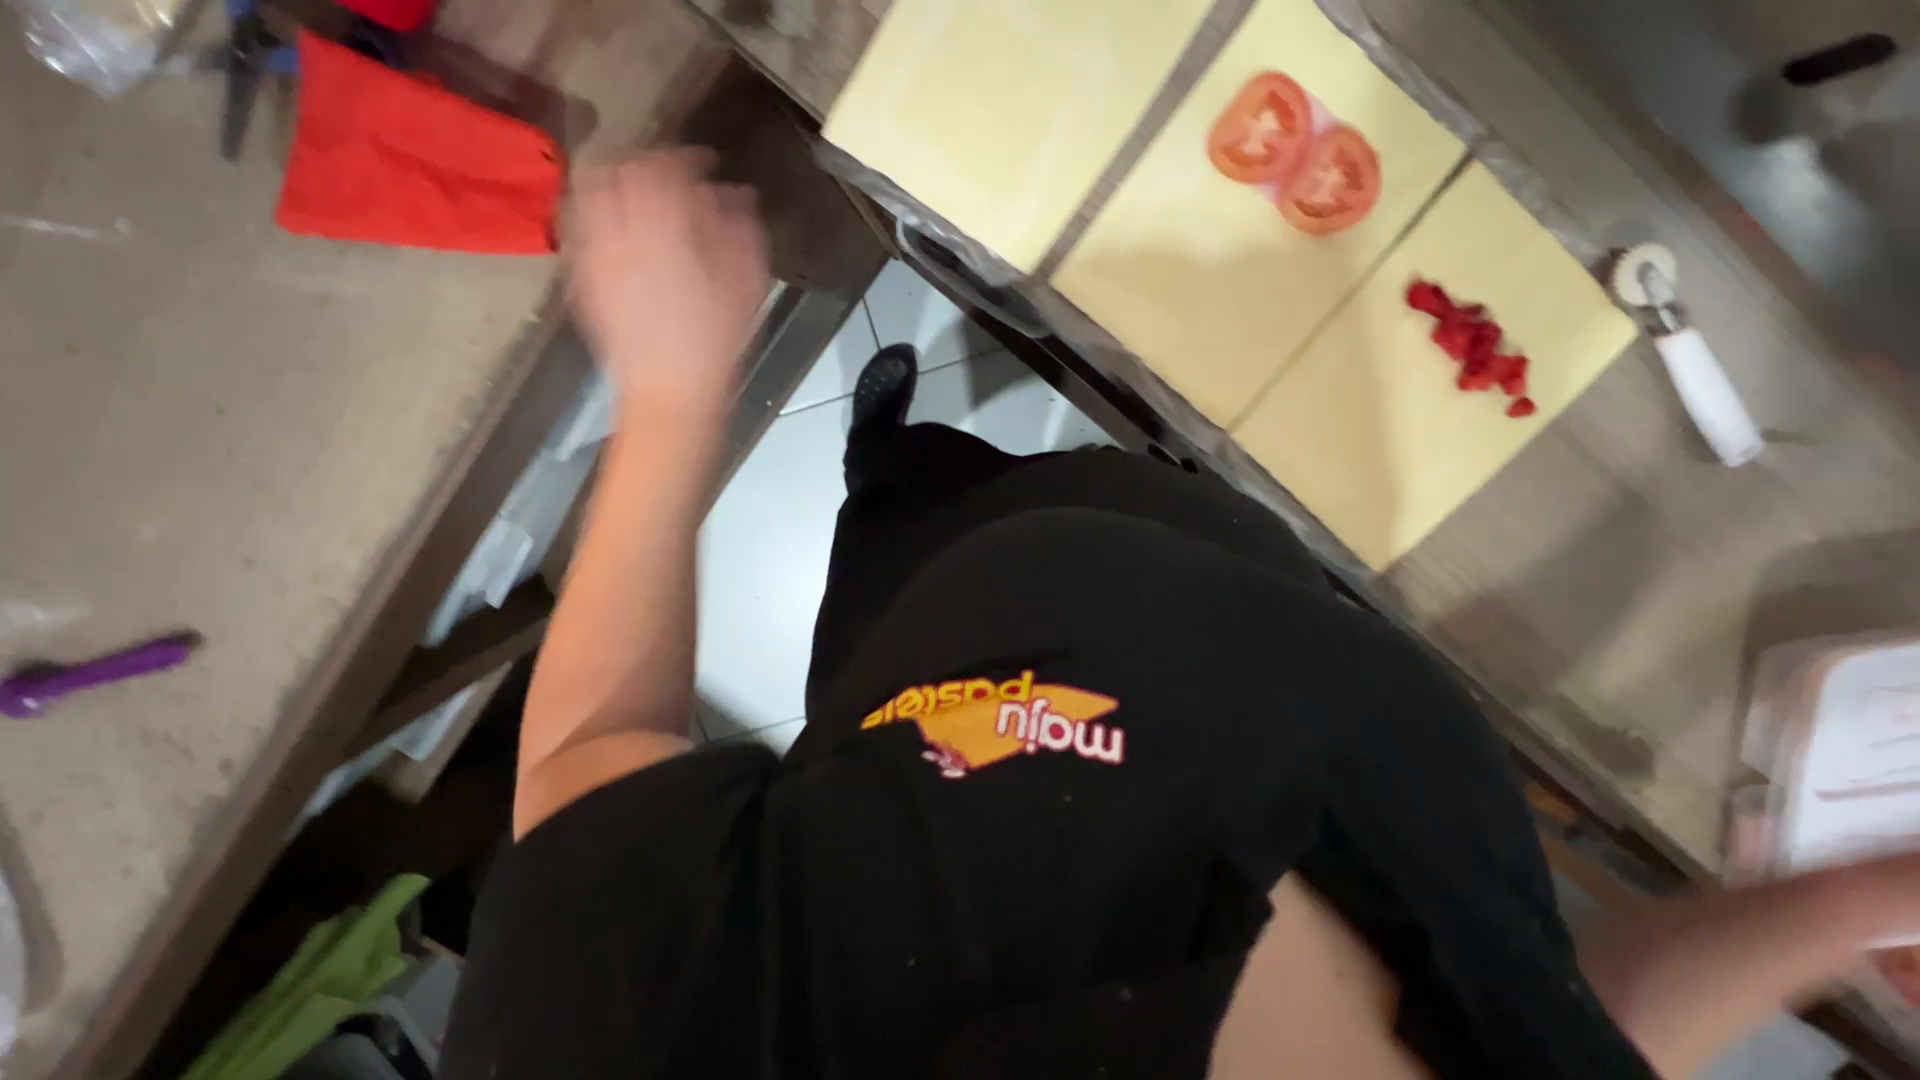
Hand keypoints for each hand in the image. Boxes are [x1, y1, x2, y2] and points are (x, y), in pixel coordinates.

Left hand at [565, 150, 770, 417]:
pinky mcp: (582, 280)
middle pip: (615, 171)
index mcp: (665, 230)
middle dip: (641, 163)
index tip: (705, 163)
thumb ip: (740, 230)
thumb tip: (735, 192)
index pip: (664, 167)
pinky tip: (618, 232)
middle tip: (667, 174)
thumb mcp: (745, 286)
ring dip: (612, 184)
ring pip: (588, 195)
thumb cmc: (716, 344)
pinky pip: (579, 230)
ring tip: (636, 195)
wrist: (669, 395)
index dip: (684, 157)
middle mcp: (620, 234)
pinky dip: (596, 217)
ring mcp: (594, 256)